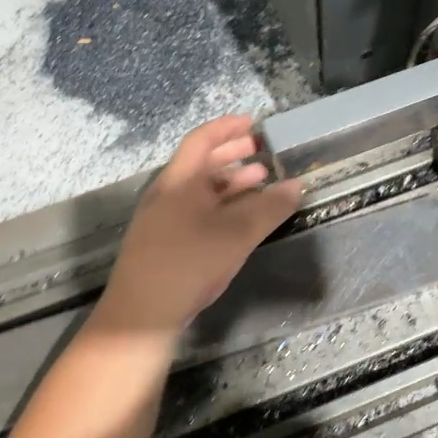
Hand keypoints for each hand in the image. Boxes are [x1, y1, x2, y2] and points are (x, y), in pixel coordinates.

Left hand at [97, 115, 302, 337]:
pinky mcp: (166, 243)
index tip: (253, 122)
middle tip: (263, 151)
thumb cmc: (188, 264)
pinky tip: (241, 219)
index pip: (202, 140)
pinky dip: (222, 205)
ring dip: (231, 182)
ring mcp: (164, 219)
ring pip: (201, 189)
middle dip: (233, 154)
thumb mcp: (235, 235)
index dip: (227, 128)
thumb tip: (297, 185)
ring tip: (261, 182)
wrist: (141, 315)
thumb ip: (269, 208)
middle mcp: (168, 194)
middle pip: (202, 163)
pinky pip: (198, 211)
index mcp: (179, 181)